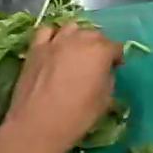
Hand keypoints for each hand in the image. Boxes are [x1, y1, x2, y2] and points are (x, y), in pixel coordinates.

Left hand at [0, 23, 122, 152]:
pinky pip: (46, 31)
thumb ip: (108, 78)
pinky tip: (54, 46)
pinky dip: (53, 35)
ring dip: (78, 37)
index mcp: (100, 51)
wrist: (38, 124)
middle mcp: (79, 39)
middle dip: (99, 45)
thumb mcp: (105, 100)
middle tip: (97, 61)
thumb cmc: (77, 115)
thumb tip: (104, 72)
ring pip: (72, 28)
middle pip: (94, 34)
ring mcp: (55, 41)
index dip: (117, 58)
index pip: (115, 47)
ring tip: (77, 51)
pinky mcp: (35, 48)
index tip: (115, 68)